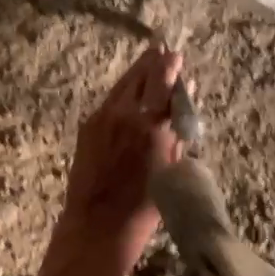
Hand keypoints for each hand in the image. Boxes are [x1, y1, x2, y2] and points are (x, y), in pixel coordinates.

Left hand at [43, 47, 182, 275]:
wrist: (99, 225)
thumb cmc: (145, 207)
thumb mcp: (173, 169)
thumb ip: (179, 132)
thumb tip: (185, 103)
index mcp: (154, 127)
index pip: (165, 85)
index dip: (172, 68)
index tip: (177, 56)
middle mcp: (128, 115)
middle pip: (143, 77)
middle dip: (155, 63)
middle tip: (163, 50)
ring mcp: (104, 118)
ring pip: (124, 84)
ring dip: (138, 72)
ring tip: (149, 60)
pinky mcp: (89, 126)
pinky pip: (110, 99)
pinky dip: (123, 90)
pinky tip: (129, 90)